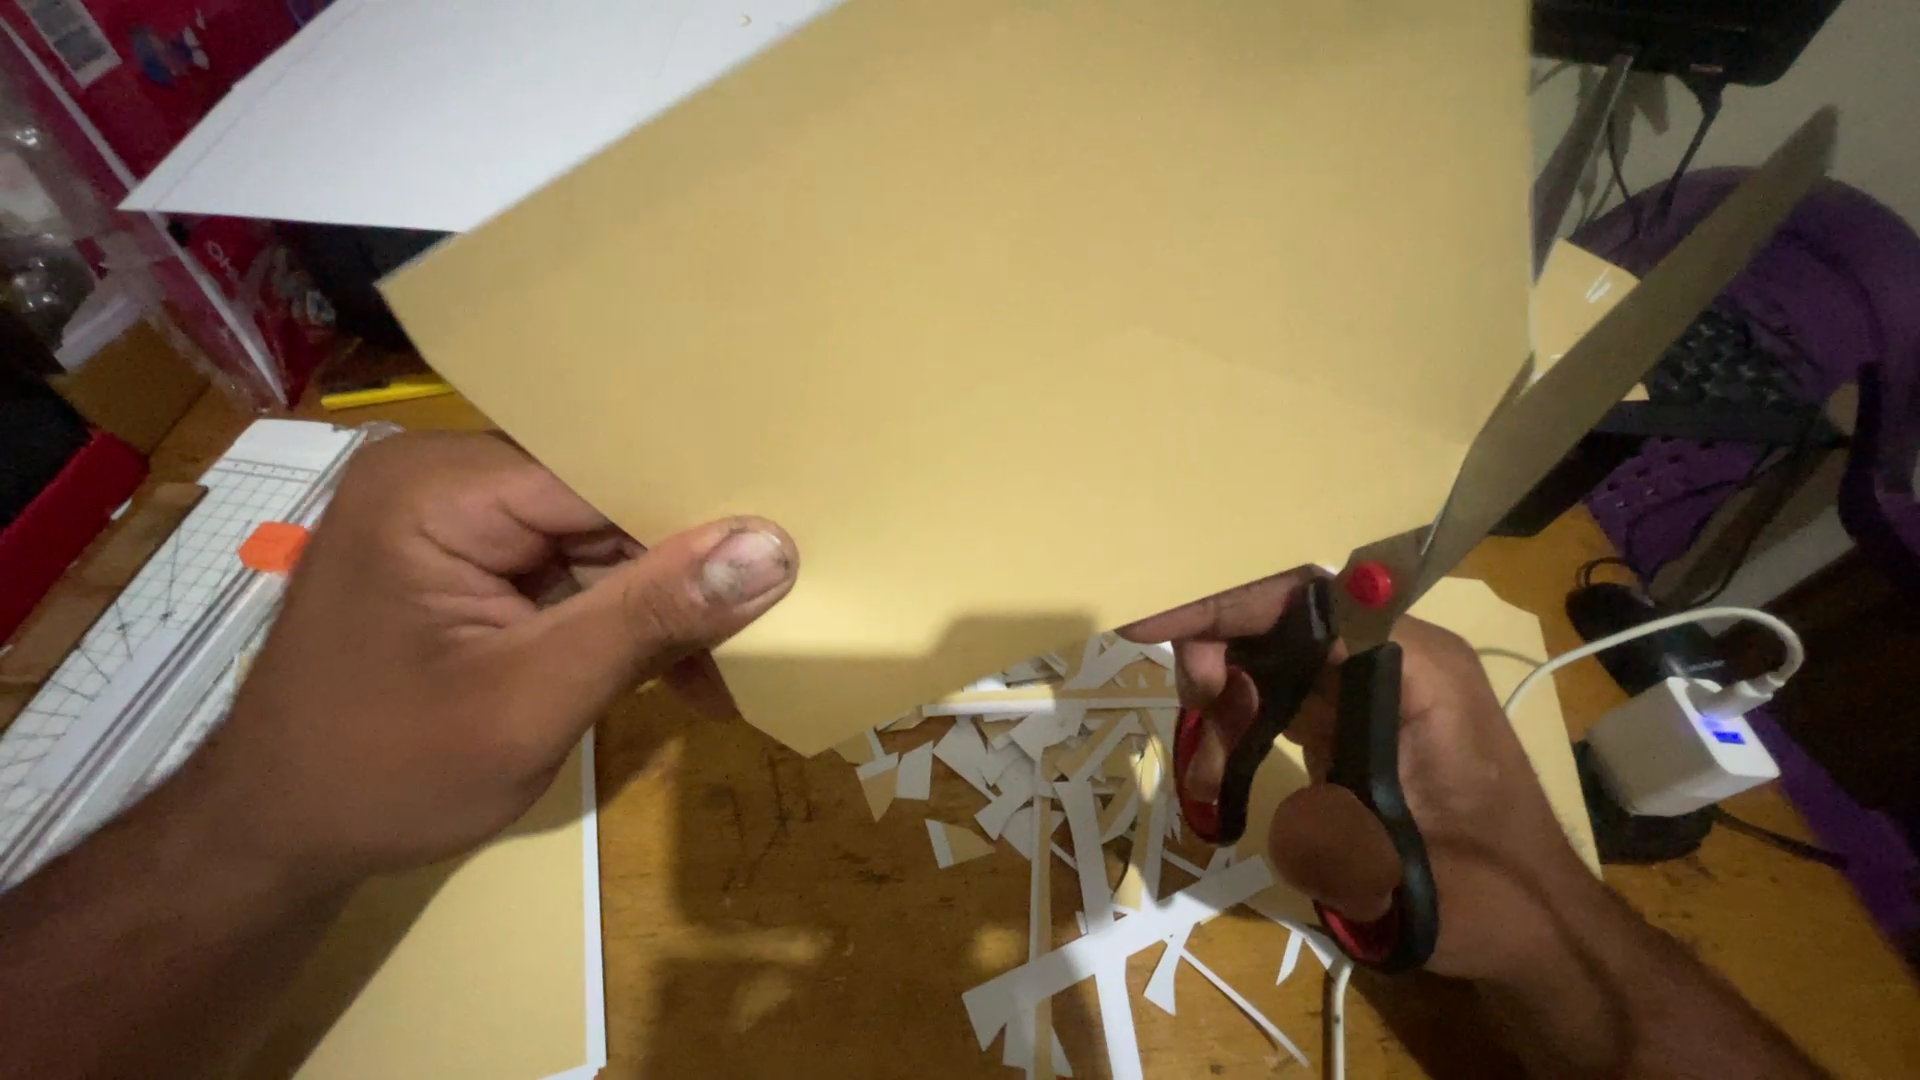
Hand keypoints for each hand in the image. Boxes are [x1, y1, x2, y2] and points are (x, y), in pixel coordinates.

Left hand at [181, 433, 797, 882]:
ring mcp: (466, 519)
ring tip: (732, 657)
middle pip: (613, 499)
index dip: (700, 513)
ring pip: (610, 537)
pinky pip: (585, 568)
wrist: (277, 842)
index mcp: (441, 487)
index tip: (787, 555)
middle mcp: (452, 479)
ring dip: (669, 601)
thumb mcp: (534, 700)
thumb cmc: (385, 775)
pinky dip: (634, 618)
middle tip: (774, 613)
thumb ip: (650, 617)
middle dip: (690, 565)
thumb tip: (772, 549)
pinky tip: (681, 665)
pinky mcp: (483, 559)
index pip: (607, 473)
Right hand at [1123, 570, 1594, 980]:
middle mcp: (1389, 657)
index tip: (1150, 625)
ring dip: (1221, 706)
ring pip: (1265, 656)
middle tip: (1195, 717)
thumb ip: (1320, 822)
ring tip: (1209, 781)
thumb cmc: (1487, 900)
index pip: (1301, 601)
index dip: (1222, 604)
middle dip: (1215, 659)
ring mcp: (1367, 684)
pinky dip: (1237, 724)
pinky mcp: (1349, 714)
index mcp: (1412, 665)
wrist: (1535, 931)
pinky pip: (1275, 692)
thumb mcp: (1396, 867)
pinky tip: (1220, 775)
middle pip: (1274, 619)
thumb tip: (1235, 773)